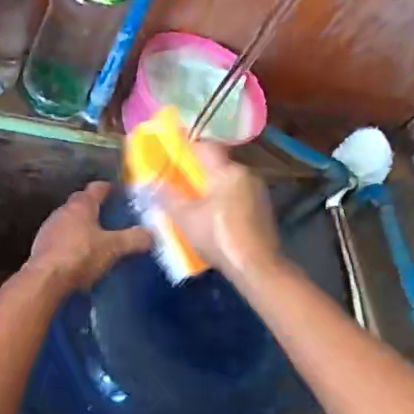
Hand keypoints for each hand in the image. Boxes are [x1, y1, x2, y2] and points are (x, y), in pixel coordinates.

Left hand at [25, 181, 152, 291]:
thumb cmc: (82, 255)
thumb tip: (151, 234)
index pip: (97, 188)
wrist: (46, 279)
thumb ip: (134, 239)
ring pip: (69, 222)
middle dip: (94, 209)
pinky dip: (70, 243)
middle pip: (80, 204)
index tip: (118, 192)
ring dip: (81, 227)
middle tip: (110, 218)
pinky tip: (78, 256)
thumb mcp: (114, 247)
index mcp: (81, 205)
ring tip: (96, 239)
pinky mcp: (41, 247)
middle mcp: (62, 211)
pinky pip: (60, 240)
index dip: (108, 188)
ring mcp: (49, 229)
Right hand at [160, 143, 281, 278]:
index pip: (205, 147)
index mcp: (228, 171)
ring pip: (229, 183)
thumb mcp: (186, 218)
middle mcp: (246, 174)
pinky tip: (214, 218)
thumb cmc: (218, 237)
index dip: (187, 147)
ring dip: (212, 190)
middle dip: (198, 174)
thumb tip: (150, 182)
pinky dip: (225, 202)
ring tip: (194, 205)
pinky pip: (238, 197)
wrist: (256, 266)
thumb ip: (168, 197)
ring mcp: (258, 192)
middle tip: (179, 185)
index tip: (172, 153)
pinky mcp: (263, 209)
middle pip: (217, 166)